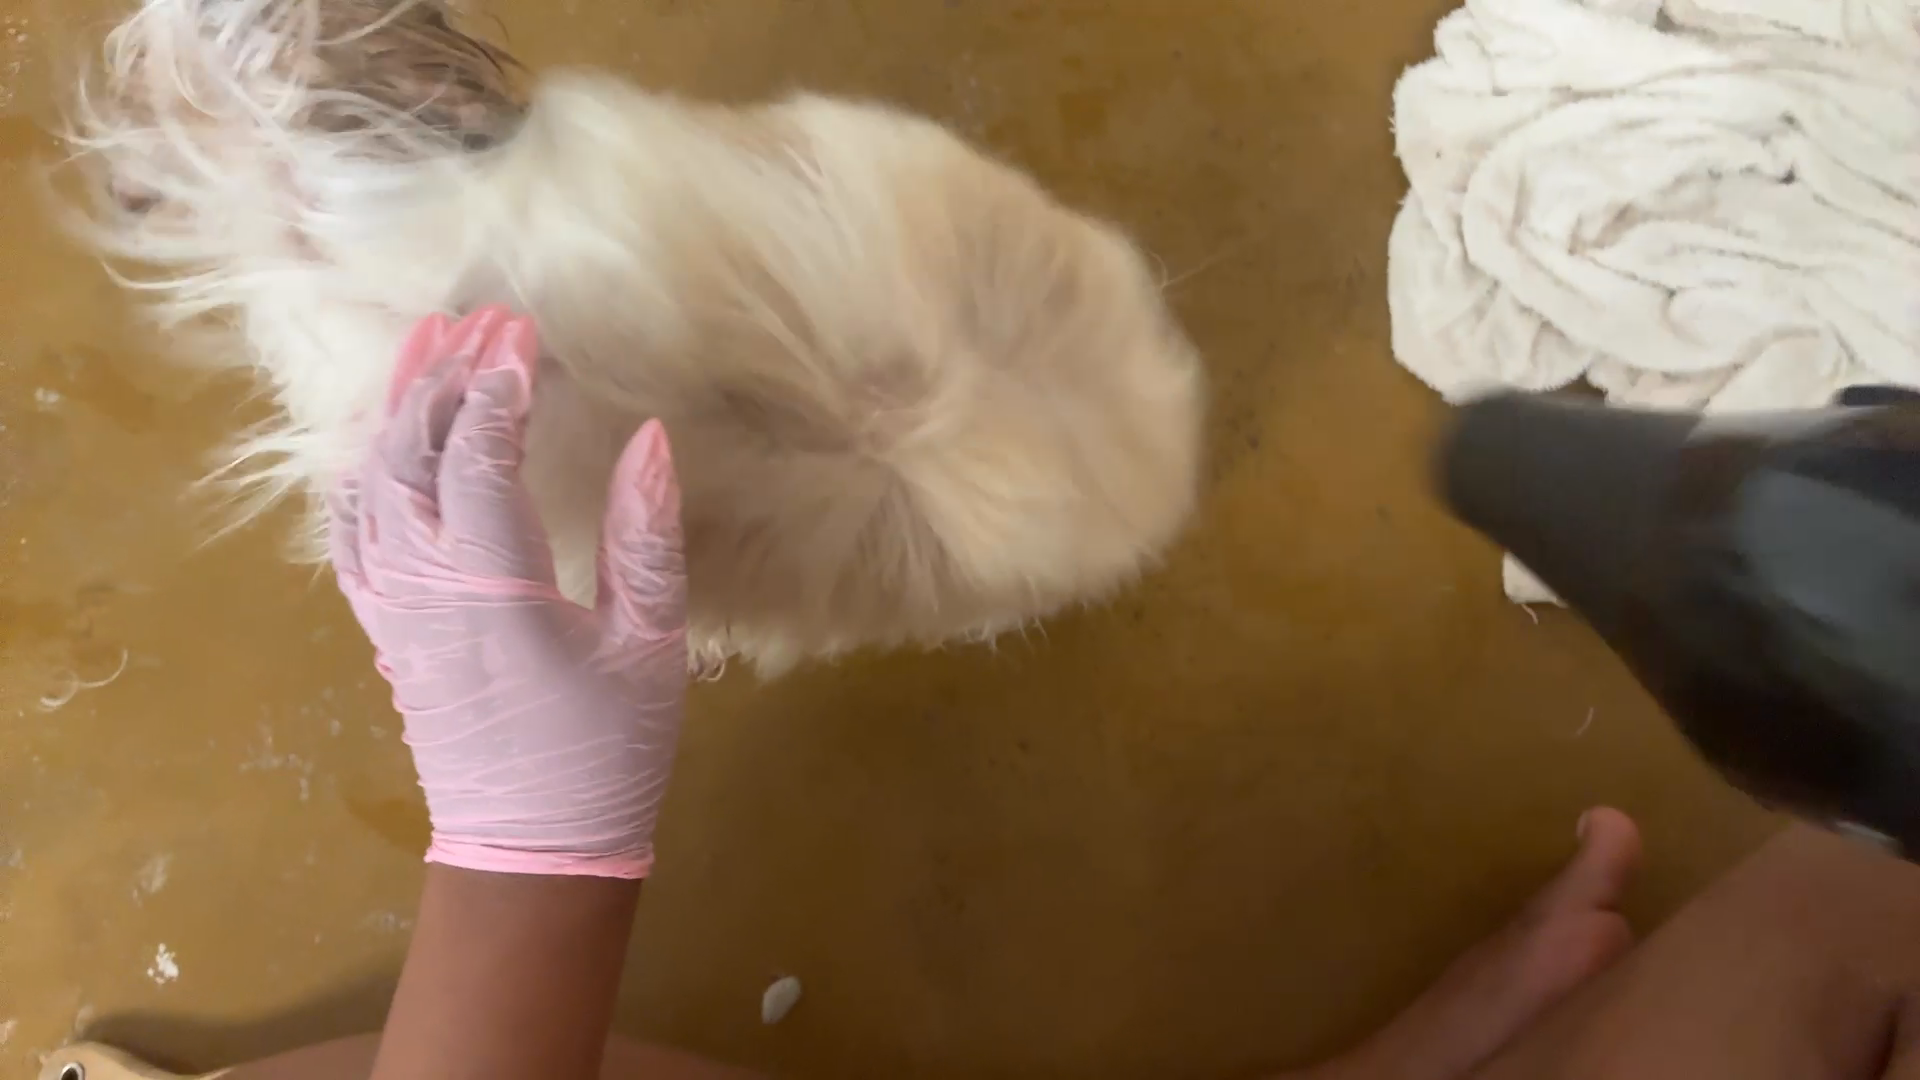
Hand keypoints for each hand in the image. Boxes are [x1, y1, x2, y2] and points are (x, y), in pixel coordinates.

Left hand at [329, 307, 688, 878]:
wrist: (537, 845)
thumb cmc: (610, 747)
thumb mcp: (652, 643)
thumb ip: (648, 538)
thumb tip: (651, 439)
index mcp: (492, 592)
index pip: (477, 461)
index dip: (498, 389)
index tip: (526, 333)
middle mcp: (421, 592)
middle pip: (410, 459)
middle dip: (445, 380)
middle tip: (483, 319)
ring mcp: (392, 612)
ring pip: (370, 488)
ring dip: (399, 413)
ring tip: (430, 350)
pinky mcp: (389, 630)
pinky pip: (355, 533)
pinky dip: (367, 471)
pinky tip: (386, 444)